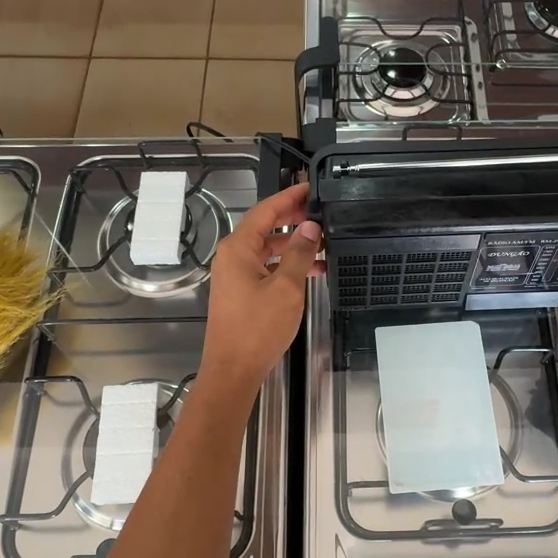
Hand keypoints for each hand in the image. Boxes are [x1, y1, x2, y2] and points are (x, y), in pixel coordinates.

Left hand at [200, 182, 321, 385]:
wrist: (233, 369)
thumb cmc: (258, 327)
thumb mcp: (287, 287)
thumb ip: (300, 253)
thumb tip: (310, 226)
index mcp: (238, 248)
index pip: (266, 211)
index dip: (289, 197)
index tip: (310, 187)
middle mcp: (233, 256)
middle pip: (265, 227)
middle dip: (293, 219)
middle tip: (321, 212)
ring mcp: (235, 275)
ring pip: (268, 249)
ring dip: (294, 245)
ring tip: (324, 243)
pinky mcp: (241, 292)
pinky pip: (266, 267)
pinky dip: (287, 265)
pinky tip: (311, 270)